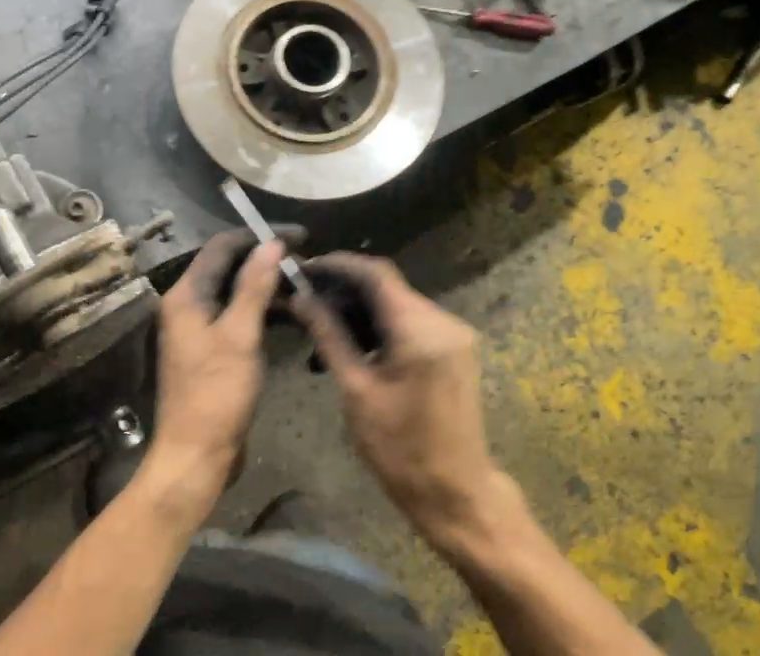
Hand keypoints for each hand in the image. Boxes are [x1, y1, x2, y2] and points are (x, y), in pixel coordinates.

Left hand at [143, 231, 284, 519]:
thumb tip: (271, 243)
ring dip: (265, 286)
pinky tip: (290, 314)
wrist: (195, 453)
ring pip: (234, 293)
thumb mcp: (239, 336)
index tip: (299, 236)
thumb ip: (254, 287)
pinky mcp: (210, 350)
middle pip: (227, 267)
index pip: (222, 247)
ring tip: (305, 284)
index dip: (258, 236)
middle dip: (264, 259)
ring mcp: (197, 328)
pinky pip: (237, 317)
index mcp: (185, 295)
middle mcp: (186, 305)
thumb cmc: (216, 394)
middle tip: (306, 260)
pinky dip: (261, 311)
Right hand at [293, 253, 504, 540]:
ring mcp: (453, 335)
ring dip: (358, 309)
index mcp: (422, 331)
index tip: (304, 268)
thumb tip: (302, 298)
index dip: (337, 264)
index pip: (376, 274)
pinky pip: (409, 322)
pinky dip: (378, 325)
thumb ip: (330, 336)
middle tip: (304, 302)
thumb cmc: (400, 450)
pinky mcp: (454, 349)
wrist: (457, 494)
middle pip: (386, 286)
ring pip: (396, 303)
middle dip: (343, 289)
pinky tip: (350, 344)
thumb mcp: (356, 391)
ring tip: (320, 328)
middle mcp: (444, 322)